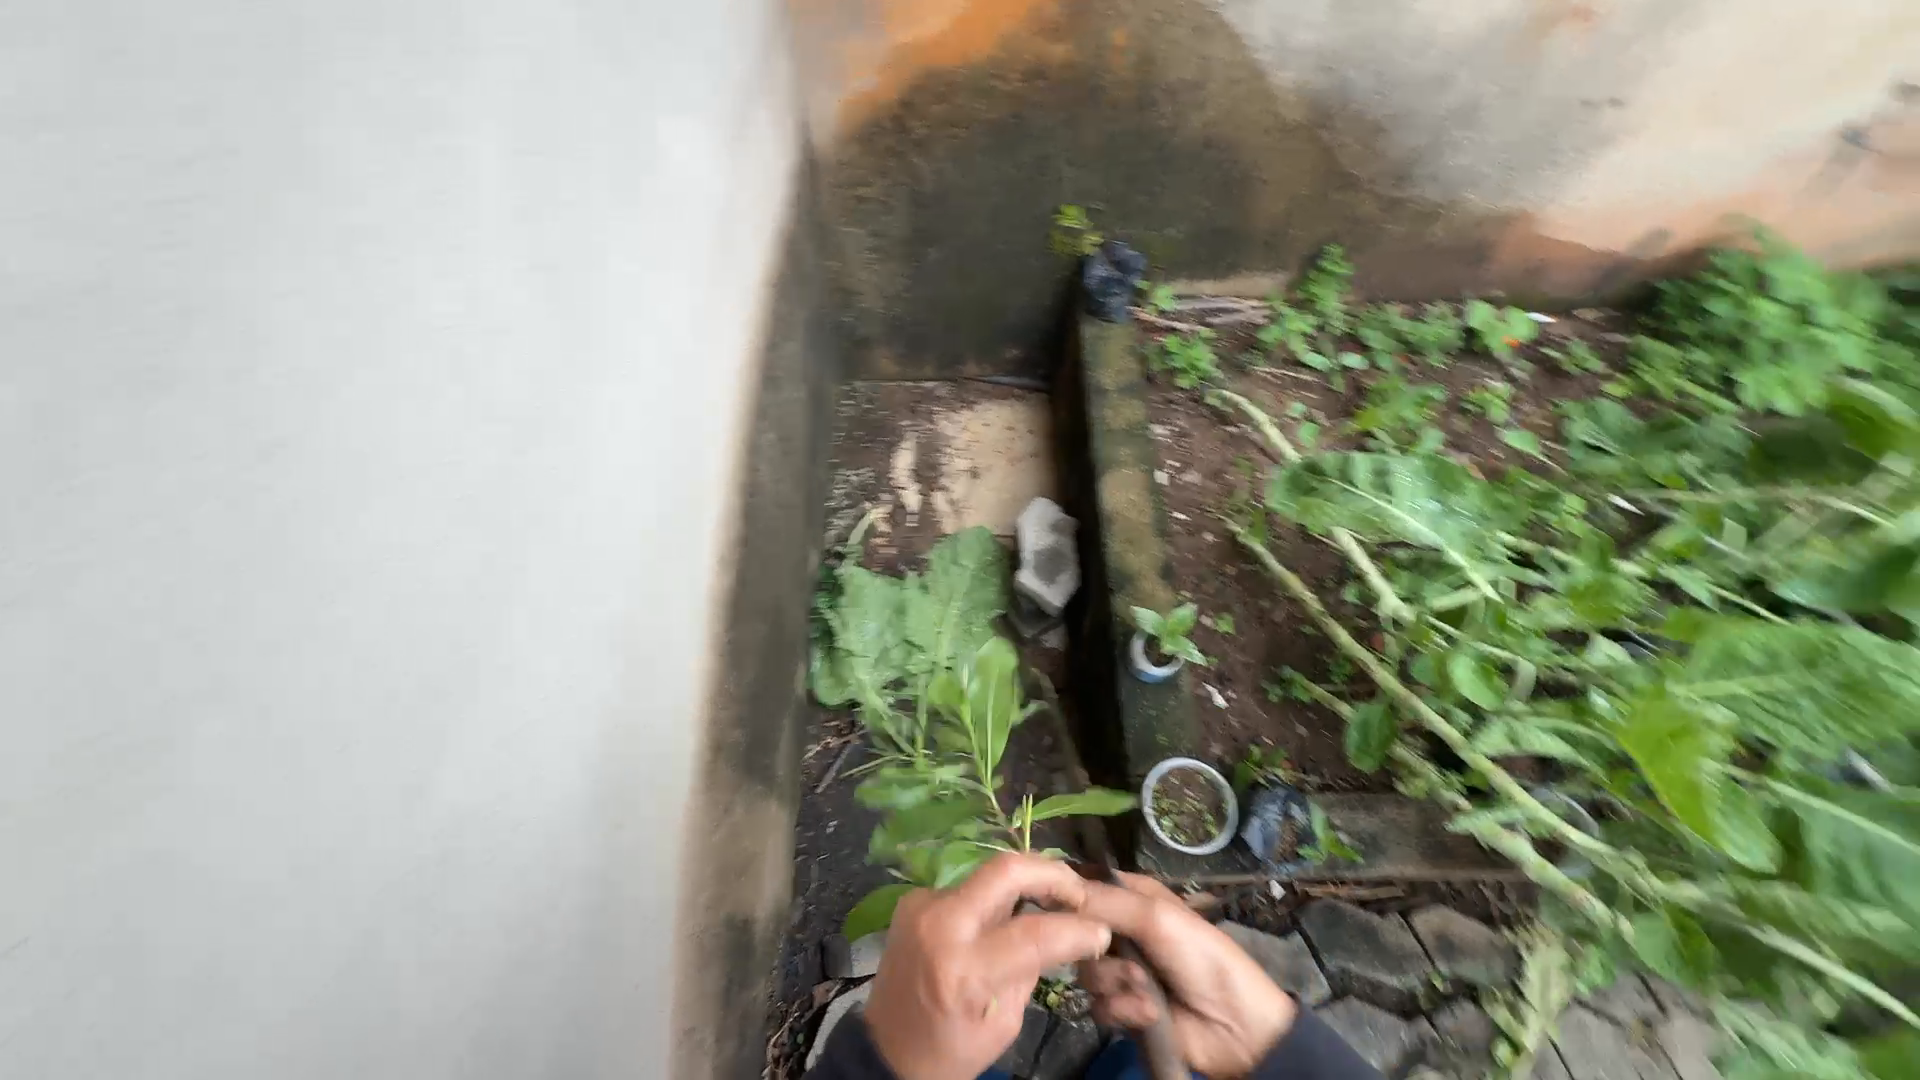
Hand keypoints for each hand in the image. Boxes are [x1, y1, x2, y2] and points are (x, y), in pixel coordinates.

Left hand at [863, 854, 1113, 1079]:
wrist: (885, 1051)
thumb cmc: (951, 1049)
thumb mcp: (1004, 1022)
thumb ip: (1029, 967)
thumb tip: (1063, 929)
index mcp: (963, 969)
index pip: (1033, 932)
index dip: (1076, 929)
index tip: (1100, 931)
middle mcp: (940, 924)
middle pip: (1006, 869)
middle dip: (1051, 873)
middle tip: (1078, 891)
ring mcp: (922, 904)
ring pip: (988, 874)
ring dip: (1024, 883)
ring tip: (1050, 900)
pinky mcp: (914, 898)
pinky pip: (967, 887)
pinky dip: (993, 897)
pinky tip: (1004, 915)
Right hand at [1077, 872, 1296, 1078]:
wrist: (1235, 1026)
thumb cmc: (1200, 956)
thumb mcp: (1155, 917)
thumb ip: (1105, 901)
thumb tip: (1051, 889)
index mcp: (1131, 897)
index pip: (1085, 888)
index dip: (1069, 897)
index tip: (1056, 907)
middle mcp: (1121, 930)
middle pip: (1079, 933)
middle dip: (1099, 950)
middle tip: (1123, 957)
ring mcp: (1121, 971)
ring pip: (1087, 972)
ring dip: (1117, 984)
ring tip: (1147, 990)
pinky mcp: (1123, 1008)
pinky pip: (1098, 1006)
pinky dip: (1124, 1010)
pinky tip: (1150, 1013)